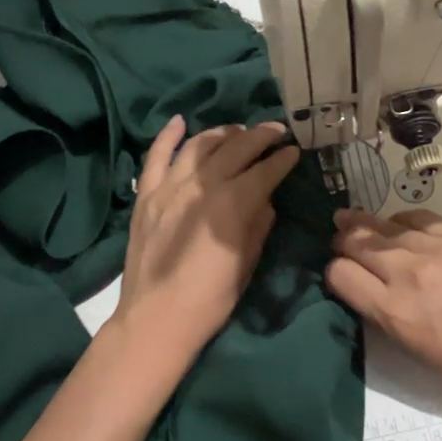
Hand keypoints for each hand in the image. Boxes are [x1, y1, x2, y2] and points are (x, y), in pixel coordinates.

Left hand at [115, 116, 299, 359]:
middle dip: (260, 136)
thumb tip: (265, 200)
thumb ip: (258, 225)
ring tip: (238, 131)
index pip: (264, 171)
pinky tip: (181, 121)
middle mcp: (202, 186)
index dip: (282, 159)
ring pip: (200, 145)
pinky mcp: (146, 195)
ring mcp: (170, 187)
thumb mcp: (247, 263)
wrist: (156, 319)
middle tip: (276, 131)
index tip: (294, 151)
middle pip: (235, 148)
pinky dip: (168, 135)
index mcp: (232, 204)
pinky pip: (156, 156)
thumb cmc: (211, 299)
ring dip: (222, 133)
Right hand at [327, 209, 441, 391]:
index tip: (340, 273)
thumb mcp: (407, 344)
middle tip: (339, 238)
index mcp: (391, 310)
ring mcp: (433, 248)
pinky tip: (399, 226)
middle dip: (343, 240)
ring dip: (365, 225)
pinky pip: (415, 217)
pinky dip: (401, 222)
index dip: (334, 272)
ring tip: (353, 220)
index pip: (340, 274)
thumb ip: (378, 309)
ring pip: (382, 224)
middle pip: (356, 242)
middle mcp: (406, 273)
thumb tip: (360, 282)